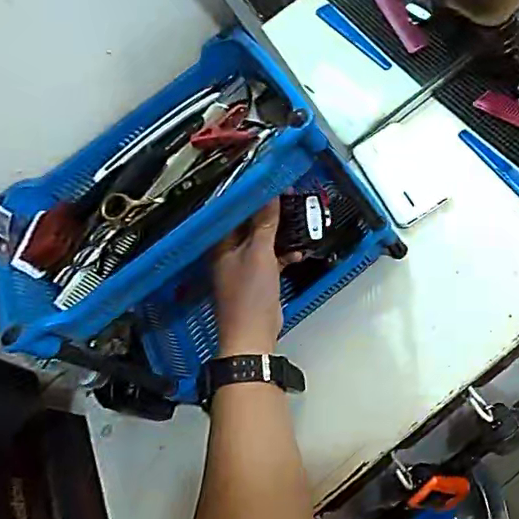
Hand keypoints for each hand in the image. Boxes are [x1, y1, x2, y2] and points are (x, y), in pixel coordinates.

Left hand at [210, 199, 295, 356]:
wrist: (252, 334)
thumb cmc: (250, 294)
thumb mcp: (260, 253)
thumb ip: (264, 224)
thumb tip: (270, 195)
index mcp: (221, 245)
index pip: (234, 213)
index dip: (252, 197)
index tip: (270, 184)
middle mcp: (229, 254)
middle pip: (249, 226)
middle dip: (269, 213)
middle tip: (289, 199)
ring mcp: (243, 267)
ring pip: (262, 242)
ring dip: (279, 233)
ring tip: (297, 221)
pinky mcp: (258, 280)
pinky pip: (271, 259)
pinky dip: (283, 254)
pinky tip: (297, 252)